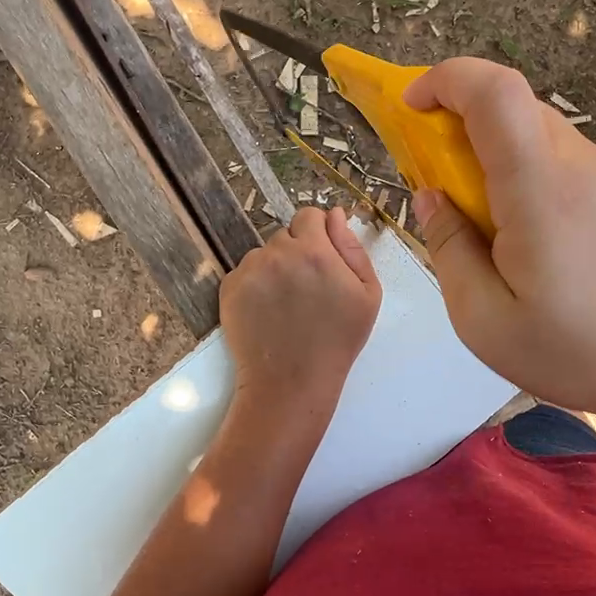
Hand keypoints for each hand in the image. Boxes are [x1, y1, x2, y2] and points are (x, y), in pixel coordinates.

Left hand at [220, 206, 381, 410]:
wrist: (292, 381)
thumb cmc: (337, 340)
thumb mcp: (367, 293)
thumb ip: (352, 247)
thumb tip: (334, 214)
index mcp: (314, 250)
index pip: (309, 216)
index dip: (318, 235)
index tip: (322, 260)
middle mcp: (277, 253)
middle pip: (285, 236)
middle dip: (297, 254)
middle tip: (307, 291)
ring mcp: (249, 270)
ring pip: (263, 255)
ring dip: (274, 270)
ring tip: (286, 306)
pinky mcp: (229, 288)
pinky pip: (244, 274)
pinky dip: (254, 287)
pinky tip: (268, 313)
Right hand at [404, 58, 595, 460]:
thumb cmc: (582, 354)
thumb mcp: (486, 322)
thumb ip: (449, 250)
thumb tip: (431, 197)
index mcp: (541, 188)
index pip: (493, 90)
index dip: (445, 80)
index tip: (410, 107)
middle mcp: (581, 165)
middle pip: (514, 107)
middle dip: (460, 121)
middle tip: (434, 177)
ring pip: (541, 134)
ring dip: (495, 153)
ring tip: (480, 221)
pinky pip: (566, 163)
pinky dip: (528, 173)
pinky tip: (528, 239)